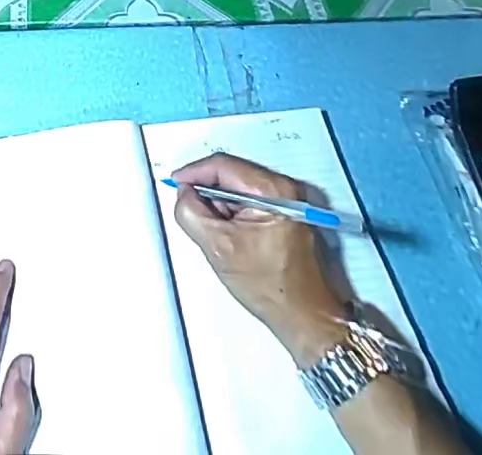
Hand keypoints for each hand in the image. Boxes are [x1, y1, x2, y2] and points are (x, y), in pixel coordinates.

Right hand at [170, 153, 348, 367]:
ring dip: (219, 201)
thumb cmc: (268, 286)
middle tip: (193, 212)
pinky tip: (230, 233)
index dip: (193, 172)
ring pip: (237, 185)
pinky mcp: (286, 211)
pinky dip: (232, 209)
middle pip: (230, 172)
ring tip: (216, 231)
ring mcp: (288, 198)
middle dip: (206, 189)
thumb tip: (184, 192)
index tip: (176, 183)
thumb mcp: (217, 247)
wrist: (305, 317)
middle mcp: (283, 187)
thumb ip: (190, 211)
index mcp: (271, 191)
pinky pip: (248, 198)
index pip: (221, 165)